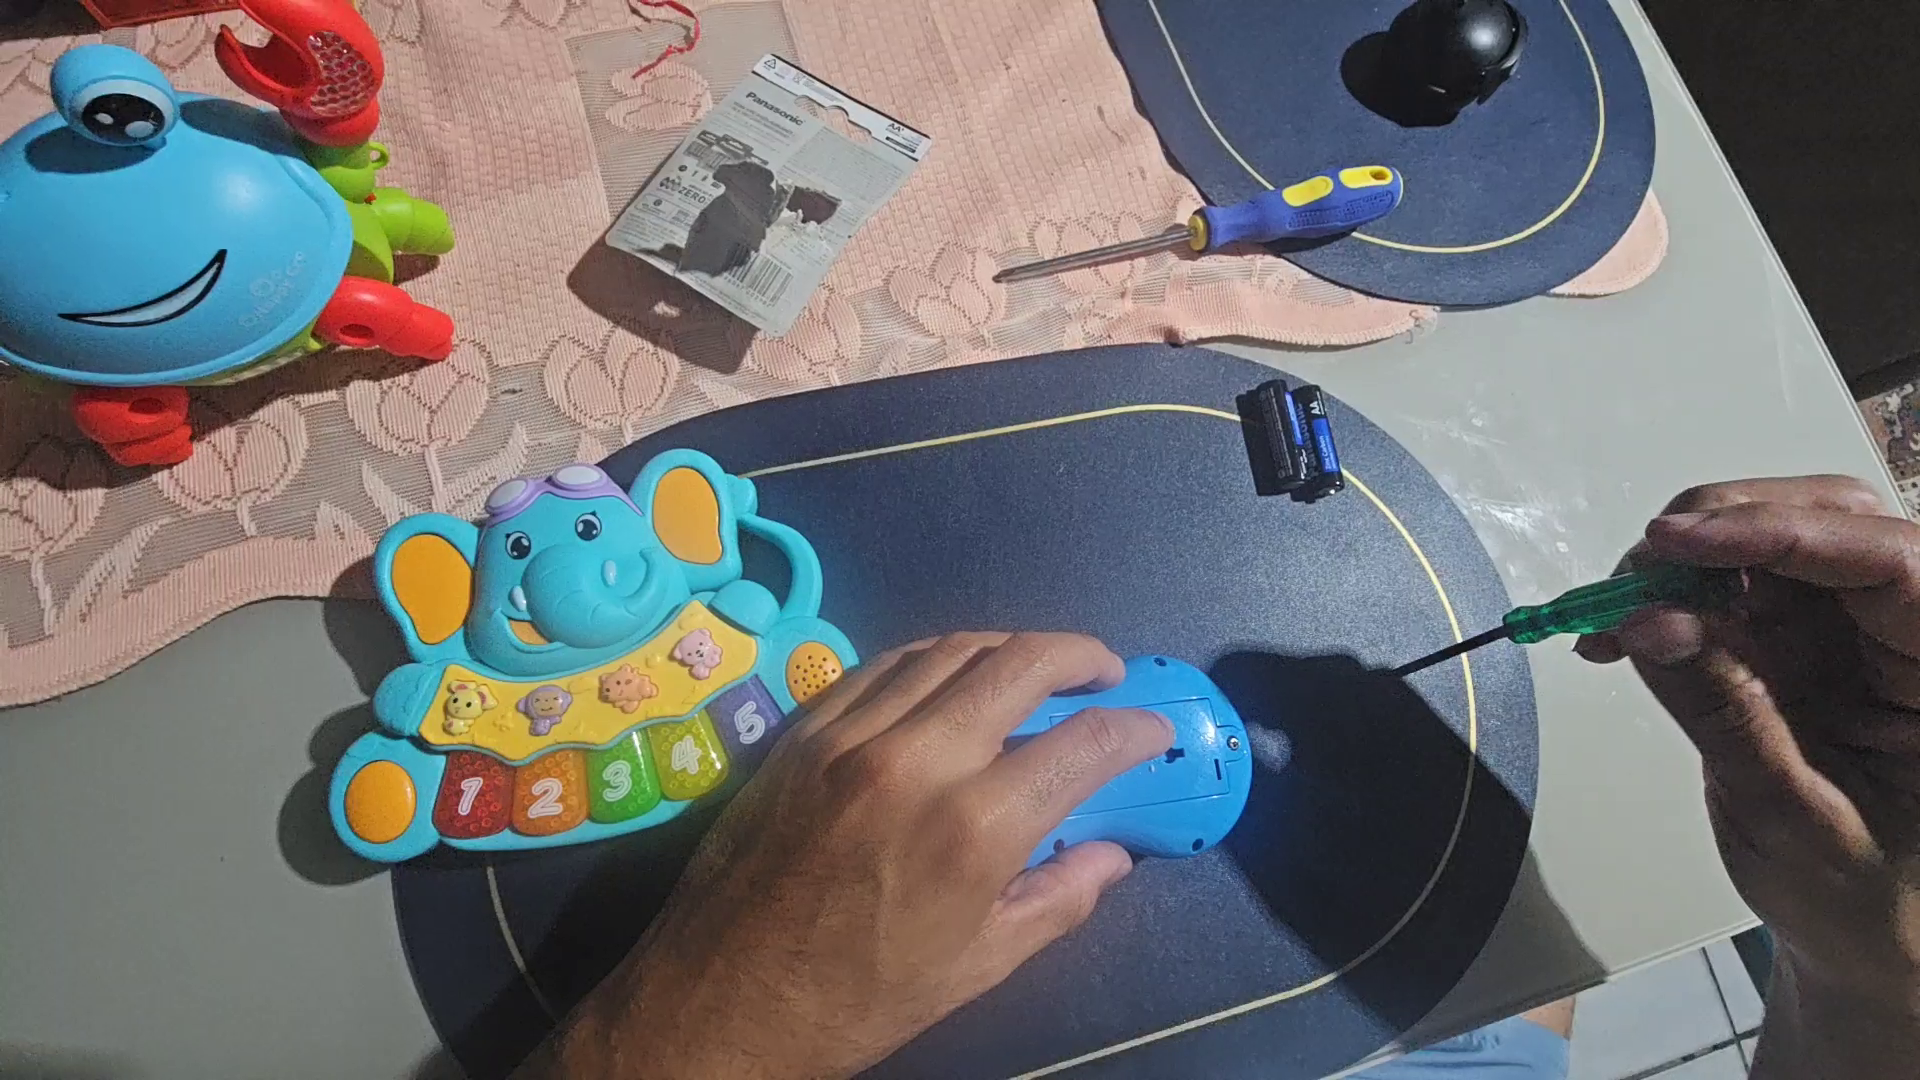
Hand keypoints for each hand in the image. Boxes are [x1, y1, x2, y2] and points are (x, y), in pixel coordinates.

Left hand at [517, 632, 1173, 1079]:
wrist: (718, 998)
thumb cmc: (858, 997)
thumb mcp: (977, 966)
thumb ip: (1059, 898)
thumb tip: (1114, 853)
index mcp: (970, 830)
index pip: (1081, 746)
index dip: (1132, 728)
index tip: (1150, 727)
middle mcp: (917, 759)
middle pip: (1019, 664)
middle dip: (1078, 654)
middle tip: (1103, 669)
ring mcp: (854, 730)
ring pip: (954, 647)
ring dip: (1010, 645)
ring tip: (1038, 664)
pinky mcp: (810, 723)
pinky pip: (890, 661)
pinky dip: (940, 654)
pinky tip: (957, 670)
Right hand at [1576, 477, 1919, 1072]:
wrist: (1879, 938)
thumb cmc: (1869, 901)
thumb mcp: (1791, 814)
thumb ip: (1723, 711)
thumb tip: (1647, 622)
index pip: (1892, 562)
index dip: (1775, 535)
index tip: (1666, 543)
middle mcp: (1917, 635)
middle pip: (1833, 520)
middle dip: (1722, 529)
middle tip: (1634, 578)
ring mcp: (1855, 633)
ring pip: (1768, 541)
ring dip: (1677, 564)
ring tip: (1611, 617)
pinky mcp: (1795, 640)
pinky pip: (1720, 588)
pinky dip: (1656, 597)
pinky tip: (1617, 634)